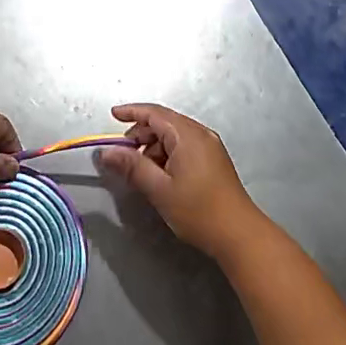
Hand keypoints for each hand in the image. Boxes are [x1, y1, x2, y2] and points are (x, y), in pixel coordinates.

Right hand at [95, 103, 270, 259]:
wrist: (238, 232)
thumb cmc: (198, 211)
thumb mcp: (159, 189)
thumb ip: (132, 167)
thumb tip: (107, 152)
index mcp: (188, 135)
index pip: (155, 113)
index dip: (132, 112)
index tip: (113, 114)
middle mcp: (201, 134)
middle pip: (165, 123)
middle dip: (141, 134)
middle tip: (123, 155)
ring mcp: (210, 146)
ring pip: (175, 136)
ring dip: (154, 147)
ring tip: (142, 172)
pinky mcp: (214, 159)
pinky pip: (185, 146)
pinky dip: (168, 154)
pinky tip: (161, 175)